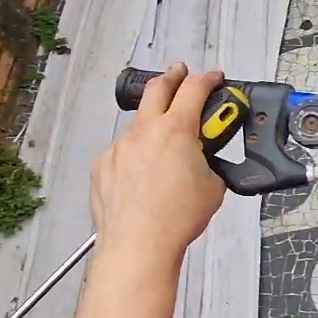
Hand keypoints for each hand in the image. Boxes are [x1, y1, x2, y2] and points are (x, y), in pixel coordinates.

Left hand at [91, 64, 226, 263]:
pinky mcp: (102, 167)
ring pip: (138, 126)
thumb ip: (208, 163)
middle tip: (181, 73)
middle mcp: (144, 131)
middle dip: (173, 76)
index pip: (195, 89)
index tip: (214, 77)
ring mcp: (119, 147)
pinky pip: (122, 153)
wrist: (139, 244)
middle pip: (158, 89)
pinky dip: (135, 157)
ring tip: (166, 148)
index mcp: (176, 130)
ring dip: (153, 127)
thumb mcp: (213, 186)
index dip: (208, 79)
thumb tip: (202, 162)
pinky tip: (144, 180)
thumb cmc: (178, 218)